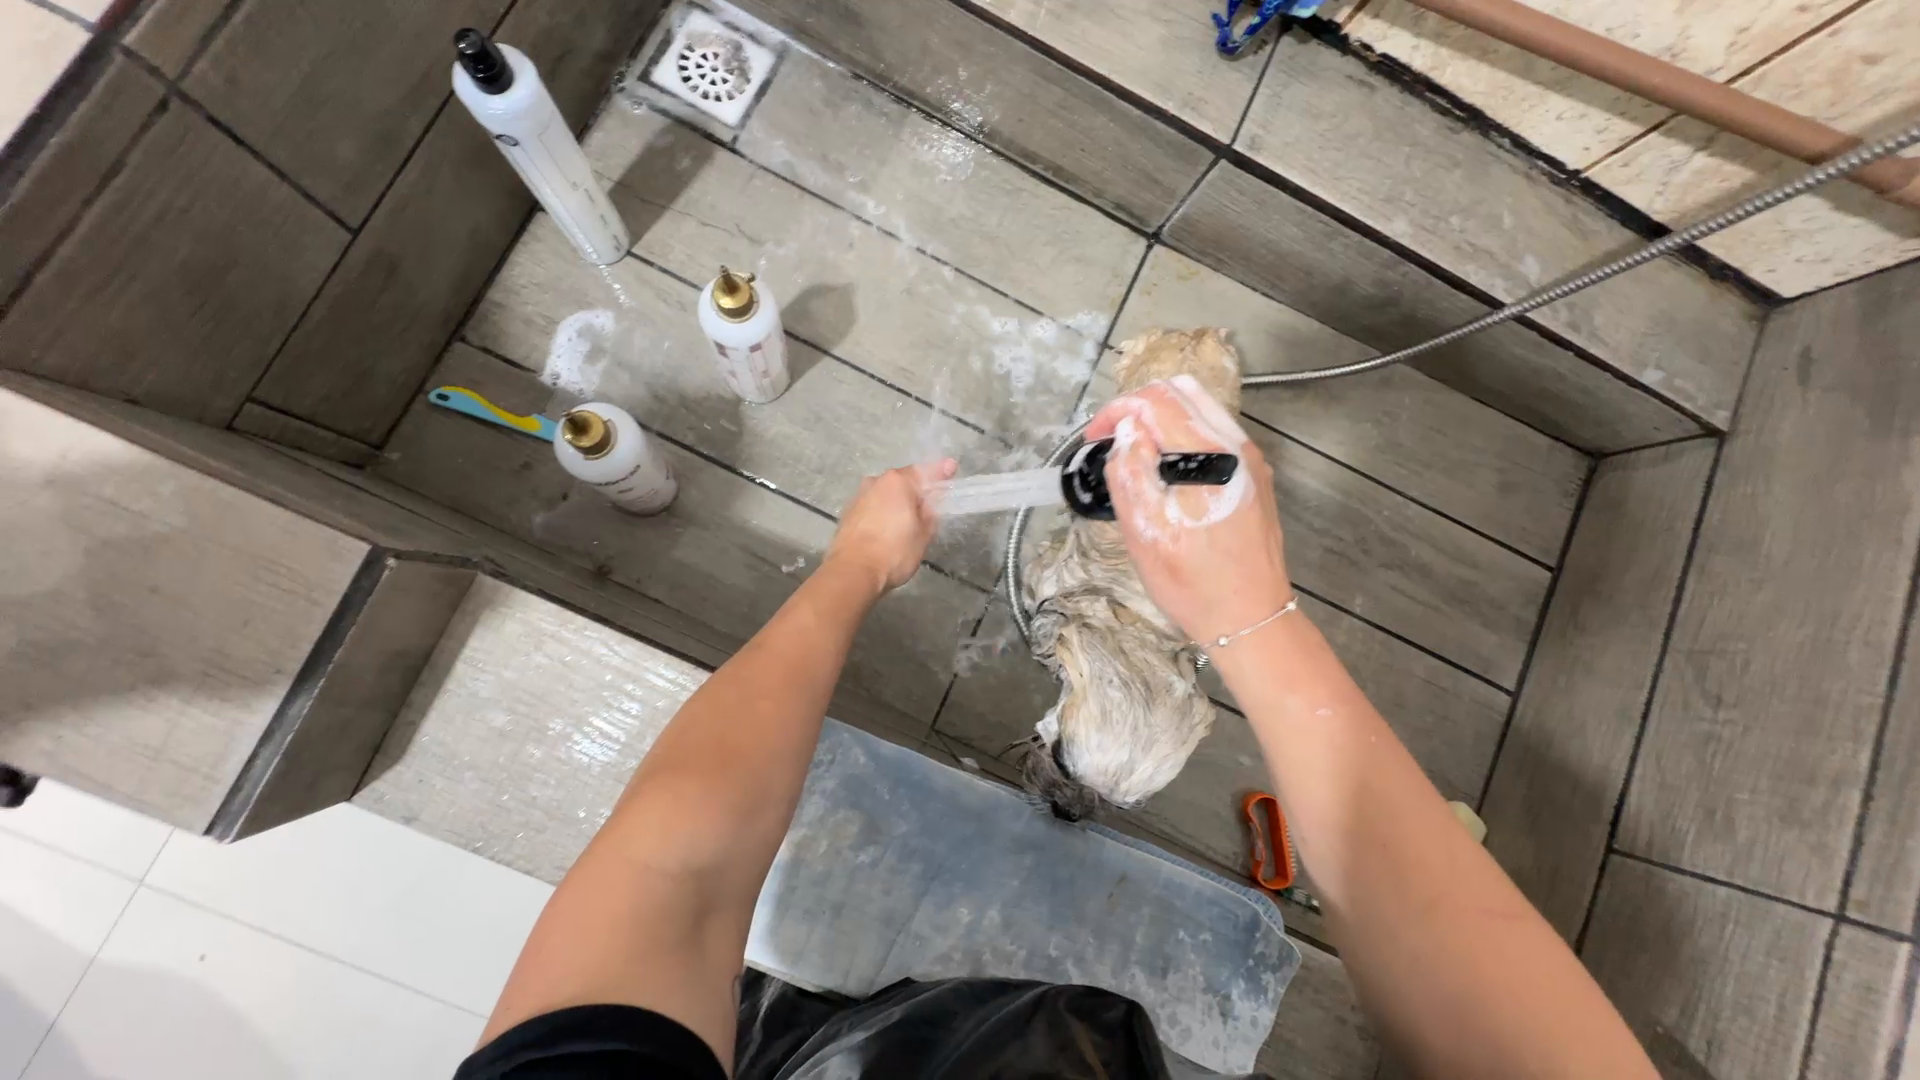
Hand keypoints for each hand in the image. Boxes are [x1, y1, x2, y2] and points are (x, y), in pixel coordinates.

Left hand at [824, 459, 955, 596]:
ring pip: (885, 494)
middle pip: (902, 482)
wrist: (852, 572)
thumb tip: (927, 503)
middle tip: (930, 503)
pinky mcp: (847, 514)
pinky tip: (888, 527)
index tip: (952, 468)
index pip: (925, 472)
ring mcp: (858, 497)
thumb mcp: (923, 534)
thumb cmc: (894, 551)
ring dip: (897, 502)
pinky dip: (883, 512)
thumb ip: (930, 513)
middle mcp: (876, 482)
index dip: (941, 471)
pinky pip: (873, 507)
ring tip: (907, 519)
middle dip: (916, 490)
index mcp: (898, 482)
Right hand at [1085, 375, 1292, 645]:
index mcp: (1208, 455)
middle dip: (1137, 407)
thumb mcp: (1145, 532)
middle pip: (1181, 392)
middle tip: (1111, 439)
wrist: (1250, 618)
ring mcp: (1250, 459)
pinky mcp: (1255, 475)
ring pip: (1201, 407)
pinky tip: (1165, 469)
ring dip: (1160, 418)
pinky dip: (1182, 434)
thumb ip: (1129, 472)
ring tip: (1134, 452)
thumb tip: (1125, 432)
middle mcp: (1235, 446)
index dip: (1114, 412)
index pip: (1155, 402)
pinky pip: (1215, 432)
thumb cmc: (1192, 583)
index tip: (1093, 438)